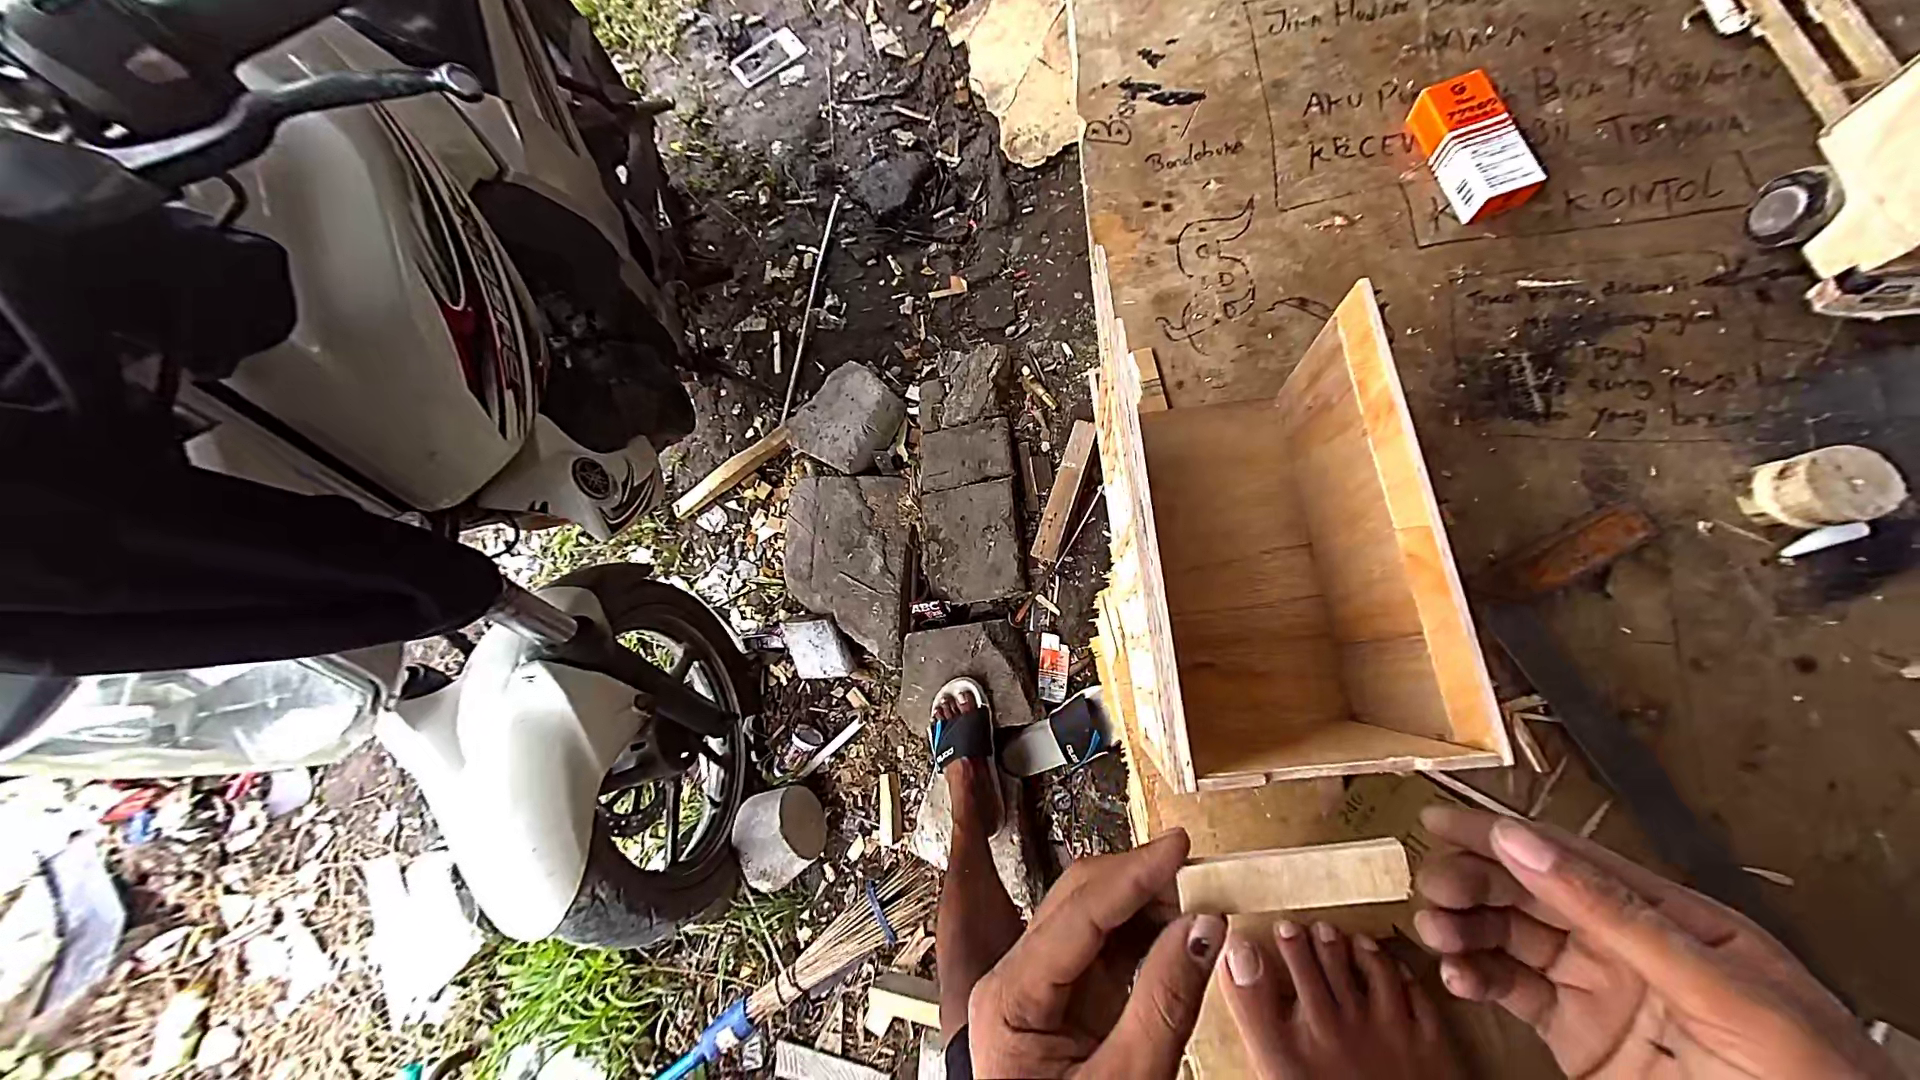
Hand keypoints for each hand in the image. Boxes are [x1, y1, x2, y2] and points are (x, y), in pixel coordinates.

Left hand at [966, 829, 1221, 1078]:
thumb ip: (1165, 1001)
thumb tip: (1203, 928)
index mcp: (1009, 996)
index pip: (1078, 912)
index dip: (1133, 873)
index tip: (1176, 846)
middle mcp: (1014, 974)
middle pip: (1077, 900)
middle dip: (1138, 881)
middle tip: (1195, 876)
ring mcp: (1036, 980)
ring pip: (1089, 912)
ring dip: (1142, 903)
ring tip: (1192, 904)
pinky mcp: (1061, 992)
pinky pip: (1101, 944)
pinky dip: (1140, 932)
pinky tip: (1172, 931)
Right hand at [1219, 918, 1461, 1079]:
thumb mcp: (1278, 1073)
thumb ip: (1252, 1011)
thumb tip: (1235, 956)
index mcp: (1288, 1048)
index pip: (1251, 973)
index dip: (1245, 950)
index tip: (1247, 944)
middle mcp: (1333, 1030)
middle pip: (1308, 953)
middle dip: (1298, 936)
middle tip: (1297, 930)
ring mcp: (1385, 1034)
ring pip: (1361, 958)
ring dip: (1347, 943)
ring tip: (1340, 940)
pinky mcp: (1431, 1045)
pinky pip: (1409, 985)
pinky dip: (1394, 968)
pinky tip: (1384, 967)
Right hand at [1415, 804, 1897, 1078]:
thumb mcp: (1725, 995)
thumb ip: (1617, 913)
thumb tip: (1517, 840)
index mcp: (1667, 919)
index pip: (1565, 857)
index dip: (1495, 834)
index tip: (1437, 821)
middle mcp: (1620, 943)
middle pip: (1522, 891)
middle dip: (1469, 881)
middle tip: (1434, 887)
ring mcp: (1594, 987)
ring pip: (1503, 933)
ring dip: (1460, 925)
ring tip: (1435, 931)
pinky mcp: (1572, 1031)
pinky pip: (1506, 988)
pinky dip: (1470, 975)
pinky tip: (1455, 975)